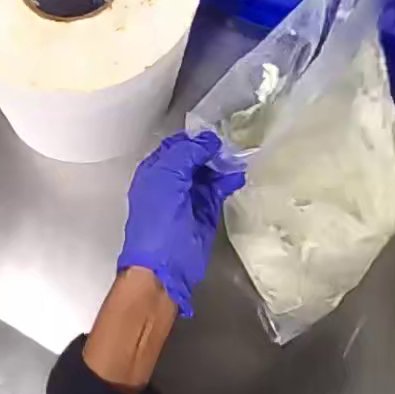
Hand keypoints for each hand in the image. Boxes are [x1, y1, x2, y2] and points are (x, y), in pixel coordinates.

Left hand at [115, 131, 245, 317]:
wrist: (164, 264)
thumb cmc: (157, 220)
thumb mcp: (167, 177)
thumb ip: (186, 154)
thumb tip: (207, 141)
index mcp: (154, 171)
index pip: (176, 146)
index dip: (194, 138)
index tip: (216, 128)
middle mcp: (170, 182)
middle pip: (194, 157)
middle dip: (211, 149)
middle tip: (233, 140)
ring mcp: (189, 197)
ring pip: (208, 172)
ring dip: (222, 164)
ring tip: (240, 155)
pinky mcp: (205, 212)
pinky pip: (218, 190)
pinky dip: (228, 181)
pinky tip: (238, 174)